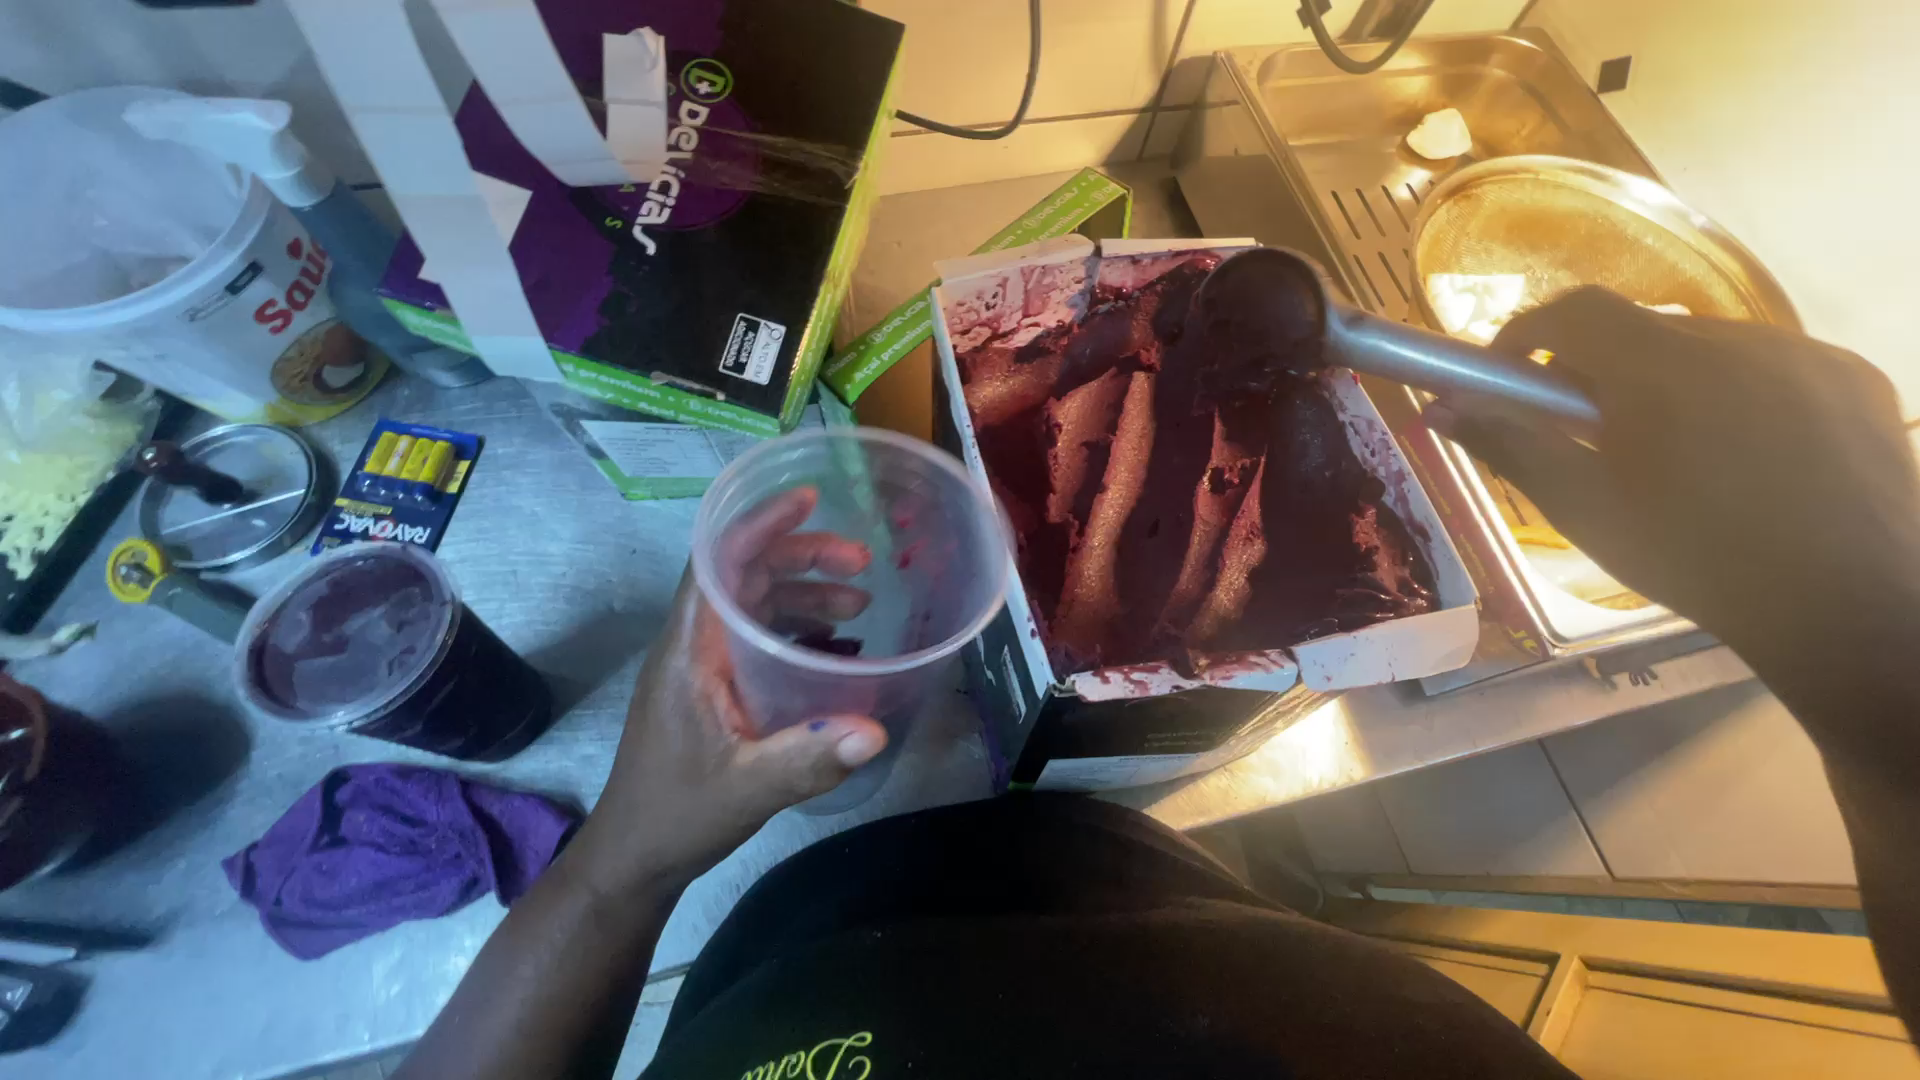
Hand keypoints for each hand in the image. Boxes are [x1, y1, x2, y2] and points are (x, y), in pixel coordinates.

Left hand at [567, 487, 887, 893]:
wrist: (634, 856)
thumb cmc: (678, 814)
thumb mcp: (747, 790)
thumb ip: (807, 759)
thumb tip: (877, 730)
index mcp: (691, 651)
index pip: (715, 563)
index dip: (758, 525)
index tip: (806, 500)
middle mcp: (694, 645)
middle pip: (743, 573)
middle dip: (802, 556)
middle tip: (862, 563)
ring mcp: (703, 664)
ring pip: (753, 602)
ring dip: (805, 592)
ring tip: (860, 604)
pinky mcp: (714, 684)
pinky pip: (758, 634)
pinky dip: (797, 626)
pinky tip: (835, 644)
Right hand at [1425, 287, 1919, 651]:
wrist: (1848, 604)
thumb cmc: (1689, 554)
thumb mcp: (1579, 503)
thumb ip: (1507, 444)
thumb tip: (1438, 408)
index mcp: (1665, 368)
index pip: (1576, 309)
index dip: (1525, 332)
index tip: (1503, 379)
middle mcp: (1741, 342)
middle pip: (1633, 331)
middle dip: (1585, 371)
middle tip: (1574, 437)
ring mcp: (1806, 356)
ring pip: (1694, 348)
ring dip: (1651, 382)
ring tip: (1654, 456)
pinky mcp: (1851, 378)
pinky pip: (1757, 365)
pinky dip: (1717, 393)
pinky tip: (1725, 457)